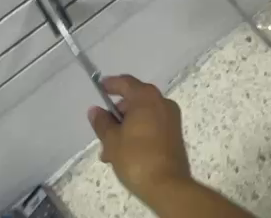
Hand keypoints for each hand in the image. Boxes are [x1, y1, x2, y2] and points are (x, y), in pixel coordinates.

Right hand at [86, 75, 191, 201]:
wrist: (169, 188)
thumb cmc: (137, 158)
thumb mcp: (112, 140)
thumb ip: (102, 122)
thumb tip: (95, 110)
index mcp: (146, 97)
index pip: (125, 82)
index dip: (111, 84)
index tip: (100, 88)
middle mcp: (162, 102)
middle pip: (134, 101)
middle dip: (117, 115)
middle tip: (103, 131)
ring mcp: (171, 120)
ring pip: (143, 117)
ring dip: (126, 128)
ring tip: (111, 152)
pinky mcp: (175, 136)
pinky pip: (152, 127)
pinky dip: (139, 134)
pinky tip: (126, 155)